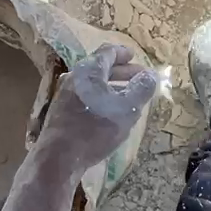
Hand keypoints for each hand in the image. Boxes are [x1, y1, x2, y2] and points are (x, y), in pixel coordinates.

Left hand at [31, 44, 157, 183]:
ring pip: (92, 83)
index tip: (134, 56)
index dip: (122, 53)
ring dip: (111, 86)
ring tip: (127, 96)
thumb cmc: (95, 129)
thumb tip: (150, 75)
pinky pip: (85, 95)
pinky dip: (100, 96)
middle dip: (121, 71)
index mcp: (89, 70)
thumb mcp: (127, 110)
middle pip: (100, 67)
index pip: (107, 52)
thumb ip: (141, 90)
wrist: (59, 157)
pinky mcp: (61, 111)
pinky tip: (108, 112)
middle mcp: (74, 77)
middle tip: (138, 78)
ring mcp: (65, 94)